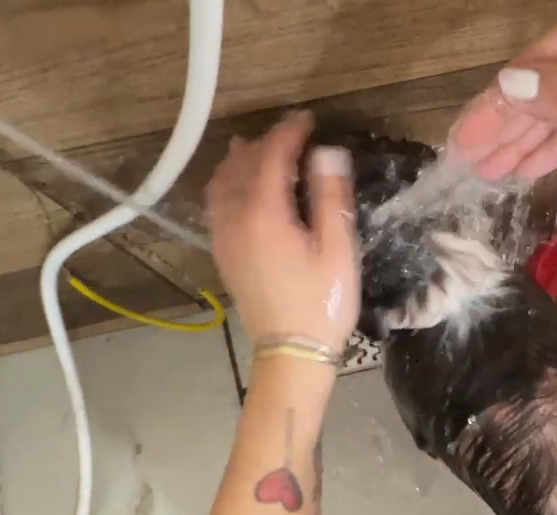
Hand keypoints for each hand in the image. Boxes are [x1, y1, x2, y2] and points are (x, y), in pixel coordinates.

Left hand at [207, 112, 359, 352]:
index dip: (291, 132)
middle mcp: (234, 216)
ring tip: (263, 153)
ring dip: (243, 160)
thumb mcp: (338, 251)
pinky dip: (230, 183)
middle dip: (267, 143)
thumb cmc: (322, 305)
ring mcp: (223, 235)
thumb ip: (331, 197)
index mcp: (264, 211)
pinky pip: (217, 203)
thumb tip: (327, 153)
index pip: (273, 154)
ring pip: (223, 181)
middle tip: (294, 139)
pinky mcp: (223, 253)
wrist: (291, 353)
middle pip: (243, 162)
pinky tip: (244, 188)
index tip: (309, 120)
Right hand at [448, 0, 556, 182]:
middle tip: (465, 163)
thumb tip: (511, 84)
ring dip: (525, 142)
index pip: (538, 65)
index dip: (498, 101)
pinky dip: (556, 150)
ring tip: (488, 174)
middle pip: (544, 88)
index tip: (466, 138)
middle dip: (503, 125)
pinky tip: (530, 169)